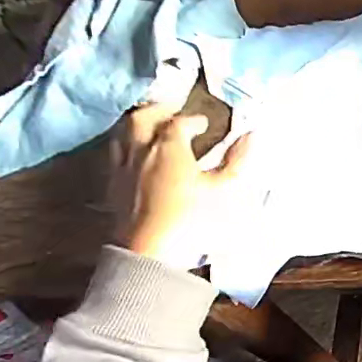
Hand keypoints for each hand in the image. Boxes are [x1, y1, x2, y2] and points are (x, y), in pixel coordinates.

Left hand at [109, 104, 254, 269]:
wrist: (149, 251)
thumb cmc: (189, 218)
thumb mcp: (221, 189)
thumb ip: (235, 161)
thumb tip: (249, 135)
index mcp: (169, 145)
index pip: (180, 123)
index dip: (194, 120)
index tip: (204, 124)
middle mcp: (142, 149)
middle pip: (143, 117)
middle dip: (158, 110)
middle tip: (171, 110)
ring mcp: (123, 167)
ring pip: (123, 133)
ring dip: (137, 123)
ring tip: (149, 125)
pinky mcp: (111, 186)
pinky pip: (114, 155)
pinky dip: (124, 146)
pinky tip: (133, 155)